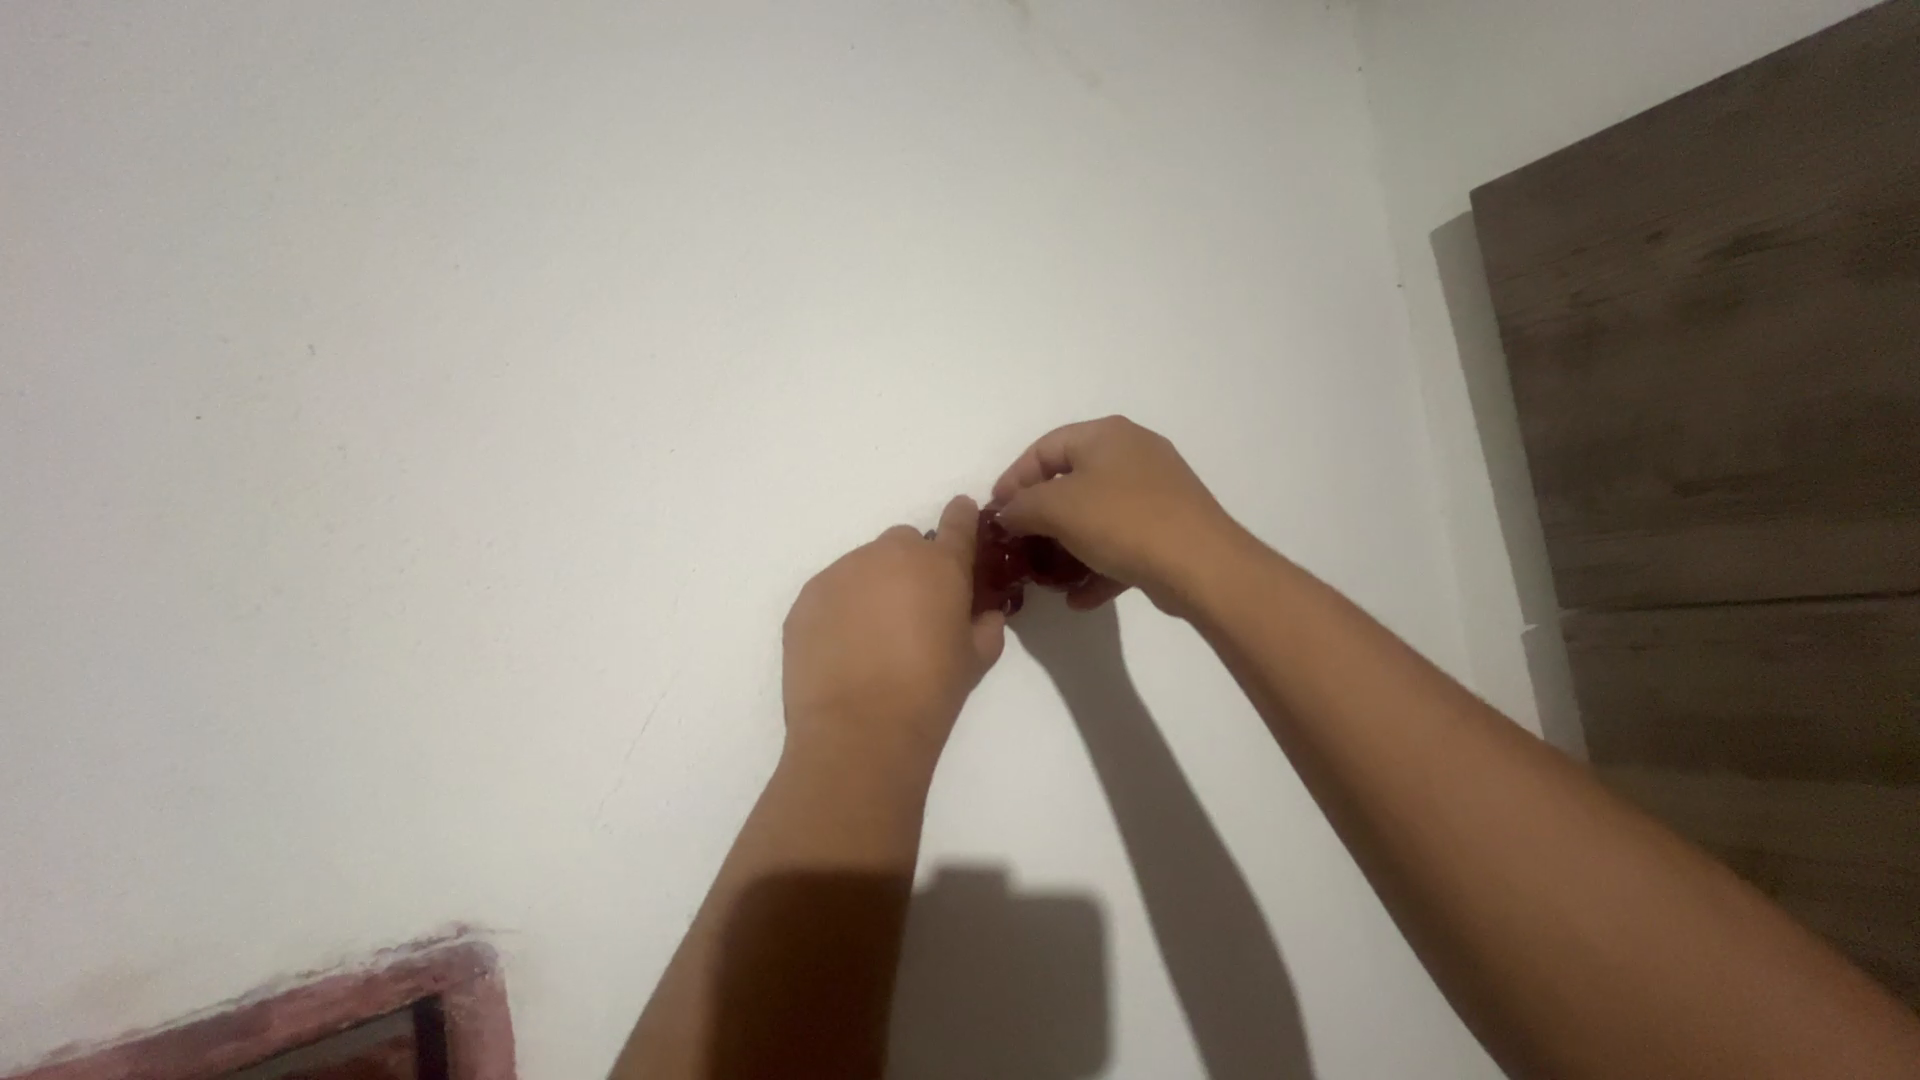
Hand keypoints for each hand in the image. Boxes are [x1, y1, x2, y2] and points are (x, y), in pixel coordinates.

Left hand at [782, 497, 1006, 773]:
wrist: (860, 728)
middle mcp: (889, 555)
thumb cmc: (930, 692)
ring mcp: (842, 572)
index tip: (961, 513)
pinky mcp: (807, 597)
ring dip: (872, 586)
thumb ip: (986, 627)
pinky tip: (842, 647)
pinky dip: (840, 608)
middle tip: (911, 609)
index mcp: (939, 565)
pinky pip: (831, 590)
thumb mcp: (976, 660)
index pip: (956, 523)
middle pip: (903, 543)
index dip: (961, 517)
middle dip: (911, 565)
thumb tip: (985, 615)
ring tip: (871, 635)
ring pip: (863, 565)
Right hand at [992, 416, 1247, 613]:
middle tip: (1019, 544)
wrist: (1201, 564)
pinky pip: (1122, 542)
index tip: (995, 513)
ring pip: (1097, 516)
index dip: (1013, 478)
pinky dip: (1098, 566)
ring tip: (1047, 575)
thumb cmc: (1122, 521)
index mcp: (1106, 435)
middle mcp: (1133, 454)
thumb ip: (1021, 507)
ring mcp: (1156, 492)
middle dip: (1041, 517)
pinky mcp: (1169, 528)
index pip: (1044, 448)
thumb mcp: (1057, 509)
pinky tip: (1079, 598)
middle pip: (1072, 481)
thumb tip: (1006, 513)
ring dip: (1068, 546)